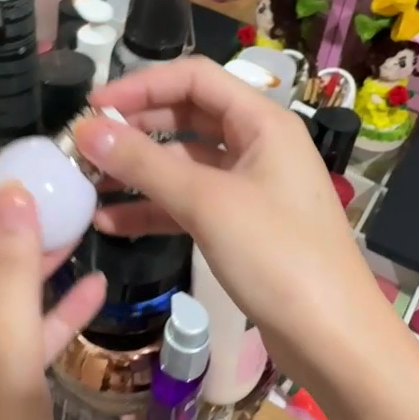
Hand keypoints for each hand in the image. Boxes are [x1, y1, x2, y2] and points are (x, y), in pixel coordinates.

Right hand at [77, 57, 380, 368]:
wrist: (333, 340)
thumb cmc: (278, 256)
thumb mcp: (207, 203)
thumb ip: (144, 163)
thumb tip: (86, 129)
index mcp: (263, 122)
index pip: (195, 79)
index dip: (142, 85)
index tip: (94, 107)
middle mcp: (259, 145)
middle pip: (187, 117)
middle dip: (135, 129)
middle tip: (84, 147)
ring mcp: (251, 187)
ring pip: (185, 163)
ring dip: (139, 172)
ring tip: (87, 186)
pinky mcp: (242, 225)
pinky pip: (191, 202)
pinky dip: (155, 208)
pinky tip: (112, 222)